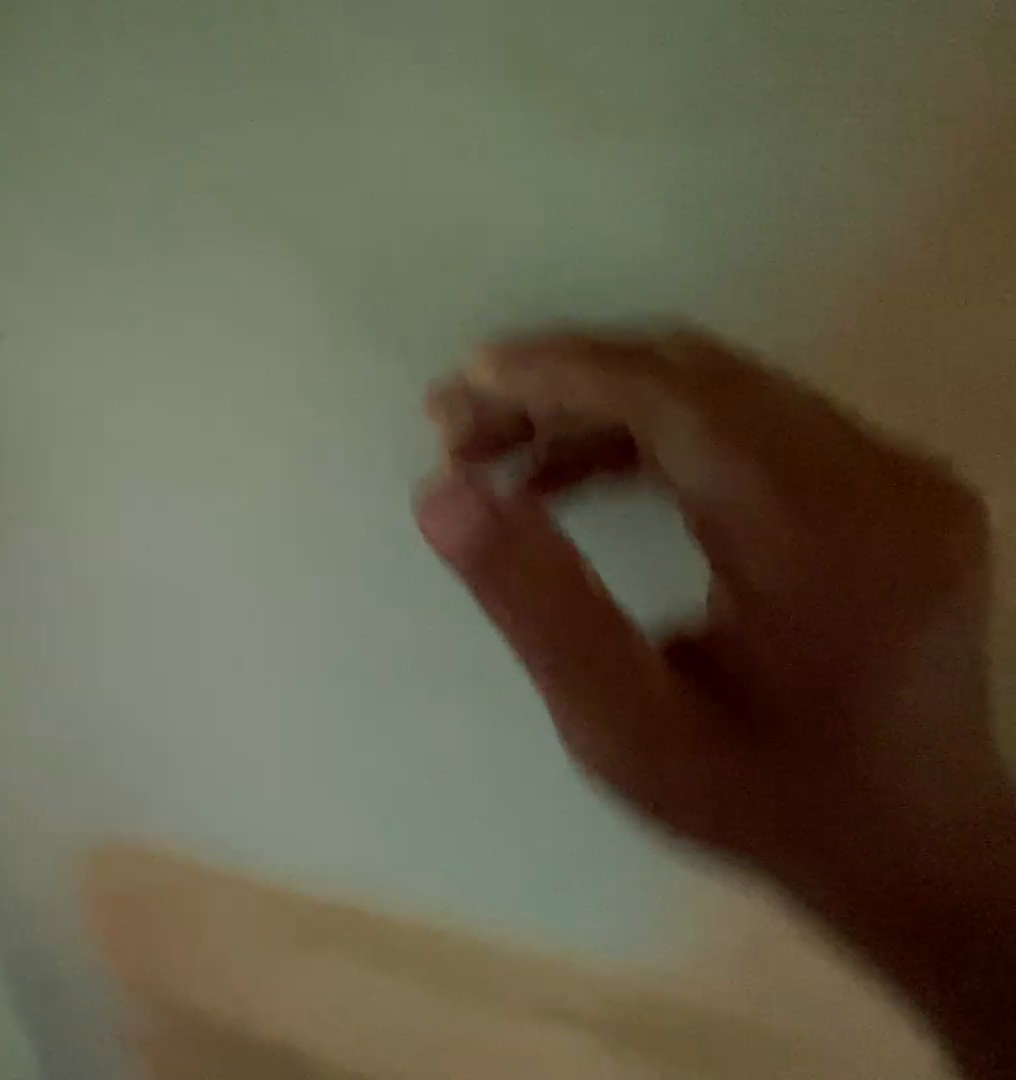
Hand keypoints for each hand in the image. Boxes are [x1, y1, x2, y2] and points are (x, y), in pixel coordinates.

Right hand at [416, 329, 1005, 901]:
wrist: (910, 853)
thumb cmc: (754, 795)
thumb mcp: (617, 719)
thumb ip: (533, 600)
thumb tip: (441, 494)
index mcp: (825, 534)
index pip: (679, 397)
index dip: (559, 375)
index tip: (460, 385)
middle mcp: (877, 478)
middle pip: (691, 375)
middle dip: (557, 382)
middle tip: (455, 426)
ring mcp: (883, 479)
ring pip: (707, 388)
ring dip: (585, 403)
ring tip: (488, 450)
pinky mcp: (868, 492)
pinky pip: (730, 422)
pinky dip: (630, 432)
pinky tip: (558, 477)